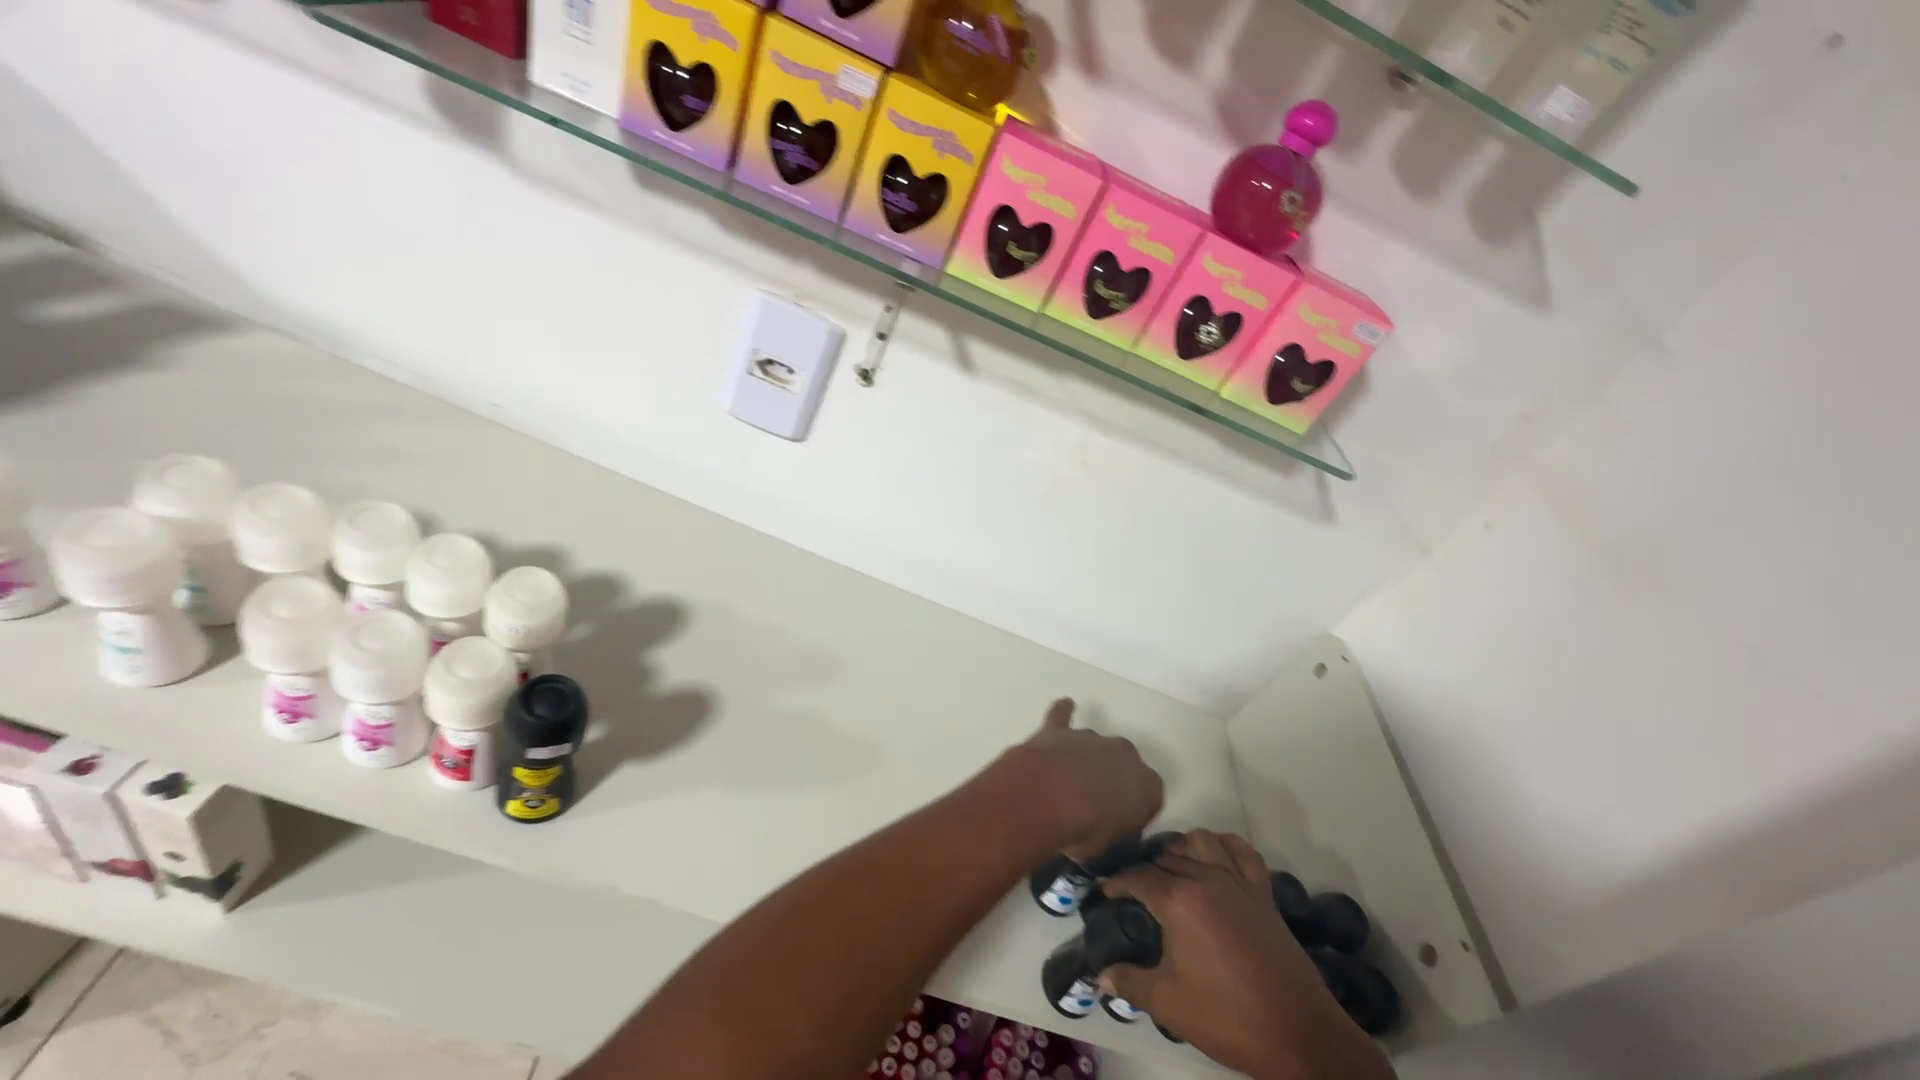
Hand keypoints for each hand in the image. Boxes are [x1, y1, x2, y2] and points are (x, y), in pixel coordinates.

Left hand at [994, 698, 1162, 863]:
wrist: (1047, 799)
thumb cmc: (1083, 830)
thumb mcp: (1105, 846)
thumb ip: (1110, 831)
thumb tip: (1098, 829)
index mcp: (1148, 786)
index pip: (1150, 797)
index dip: (1133, 811)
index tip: (1117, 824)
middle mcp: (1125, 755)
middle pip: (1123, 766)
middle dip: (1110, 780)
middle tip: (1091, 803)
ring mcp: (1092, 739)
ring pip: (1094, 747)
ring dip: (1084, 760)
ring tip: (1065, 782)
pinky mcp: (1060, 731)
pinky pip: (1063, 716)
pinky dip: (1063, 712)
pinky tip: (1065, 706)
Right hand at [1101, 831, 1392, 1079]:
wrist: (1297, 1033)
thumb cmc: (1226, 1017)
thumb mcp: (1167, 1004)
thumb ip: (1129, 983)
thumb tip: (1102, 977)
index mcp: (1178, 901)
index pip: (1138, 877)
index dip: (1117, 883)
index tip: (1106, 893)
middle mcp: (1207, 880)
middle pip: (1168, 856)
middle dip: (1146, 867)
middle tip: (1134, 889)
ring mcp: (1239, 883)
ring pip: (1204, 841)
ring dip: (1184, 848)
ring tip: (1172, 869)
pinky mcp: (1264, 894)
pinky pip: (1243, 853)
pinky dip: (1226, 846)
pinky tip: (1216, 860)